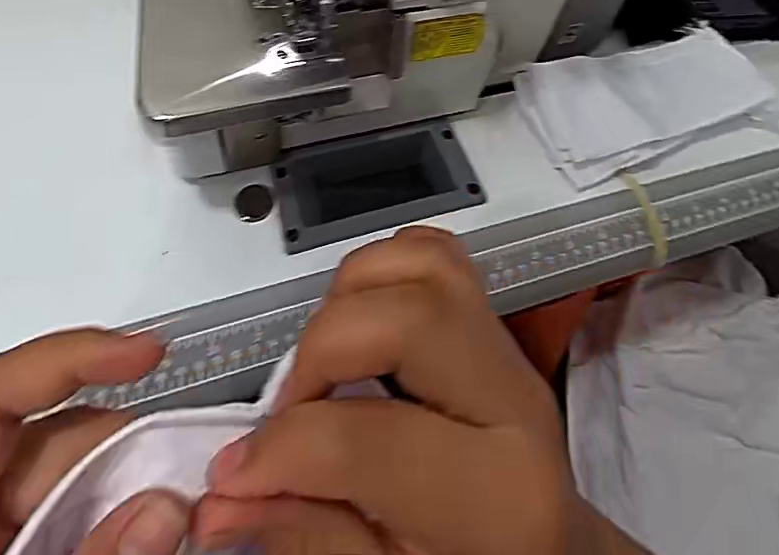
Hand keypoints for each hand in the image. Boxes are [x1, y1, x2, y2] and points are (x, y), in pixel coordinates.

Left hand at [0, 329, 189, 554]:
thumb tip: (167, 508)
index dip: (72, 358)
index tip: (148, 354)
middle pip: (54, 445)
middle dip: (128, 455)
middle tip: (193, 487)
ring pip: (76, 489)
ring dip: (131, 501)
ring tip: (178, 524)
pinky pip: (74, 529)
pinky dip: (116, 536)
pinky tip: (148, 544)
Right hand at [193, 227, 650, 554]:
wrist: (552, 550)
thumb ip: (311, 537)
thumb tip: (226, 498)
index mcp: (501, 494)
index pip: (369, 439)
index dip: (281, 451)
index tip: (236, 473)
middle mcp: (514, 399)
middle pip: (406, 319)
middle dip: (319, 350)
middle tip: (289, 407)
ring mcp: (504, 346)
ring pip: (421, 265)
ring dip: (350, 297)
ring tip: (327, 361)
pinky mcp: (488, 317)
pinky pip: (436, 253)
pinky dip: (385, 266)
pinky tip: (362, 316)